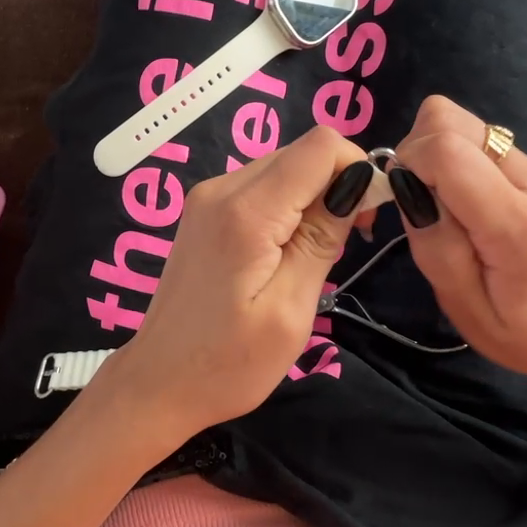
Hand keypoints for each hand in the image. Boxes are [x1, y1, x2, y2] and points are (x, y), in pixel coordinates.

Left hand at [98, 126, 366, 438]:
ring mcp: (207, 197)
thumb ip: (323, 238)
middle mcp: (221, 188)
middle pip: (301, 153)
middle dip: (338, 185)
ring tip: (312, 256)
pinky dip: (285, 207)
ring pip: (282, 167)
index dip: (358, 169)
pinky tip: (283, 252)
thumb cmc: (230, 362)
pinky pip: (259, 187)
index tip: (366, 219)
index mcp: (246, 211)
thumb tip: (357, 183)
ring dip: (312, 198)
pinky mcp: (203, 211)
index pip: (320, 146)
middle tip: (347, 243)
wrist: (160, 381)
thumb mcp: (291, 308)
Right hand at [393, 96, 526, 399]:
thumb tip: (407, 189)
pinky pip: (484, 143)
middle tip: (420, 197)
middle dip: (418, 149)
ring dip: (439, 155)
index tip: (405, 199)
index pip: (446, 149)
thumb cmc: (526, 334)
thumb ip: (434, 245)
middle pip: (452, 119)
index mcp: (516, 225)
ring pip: (467, 126)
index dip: (409, 162)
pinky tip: (470, 206)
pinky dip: (461, 163)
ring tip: (446, 204)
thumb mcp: (465, 308)